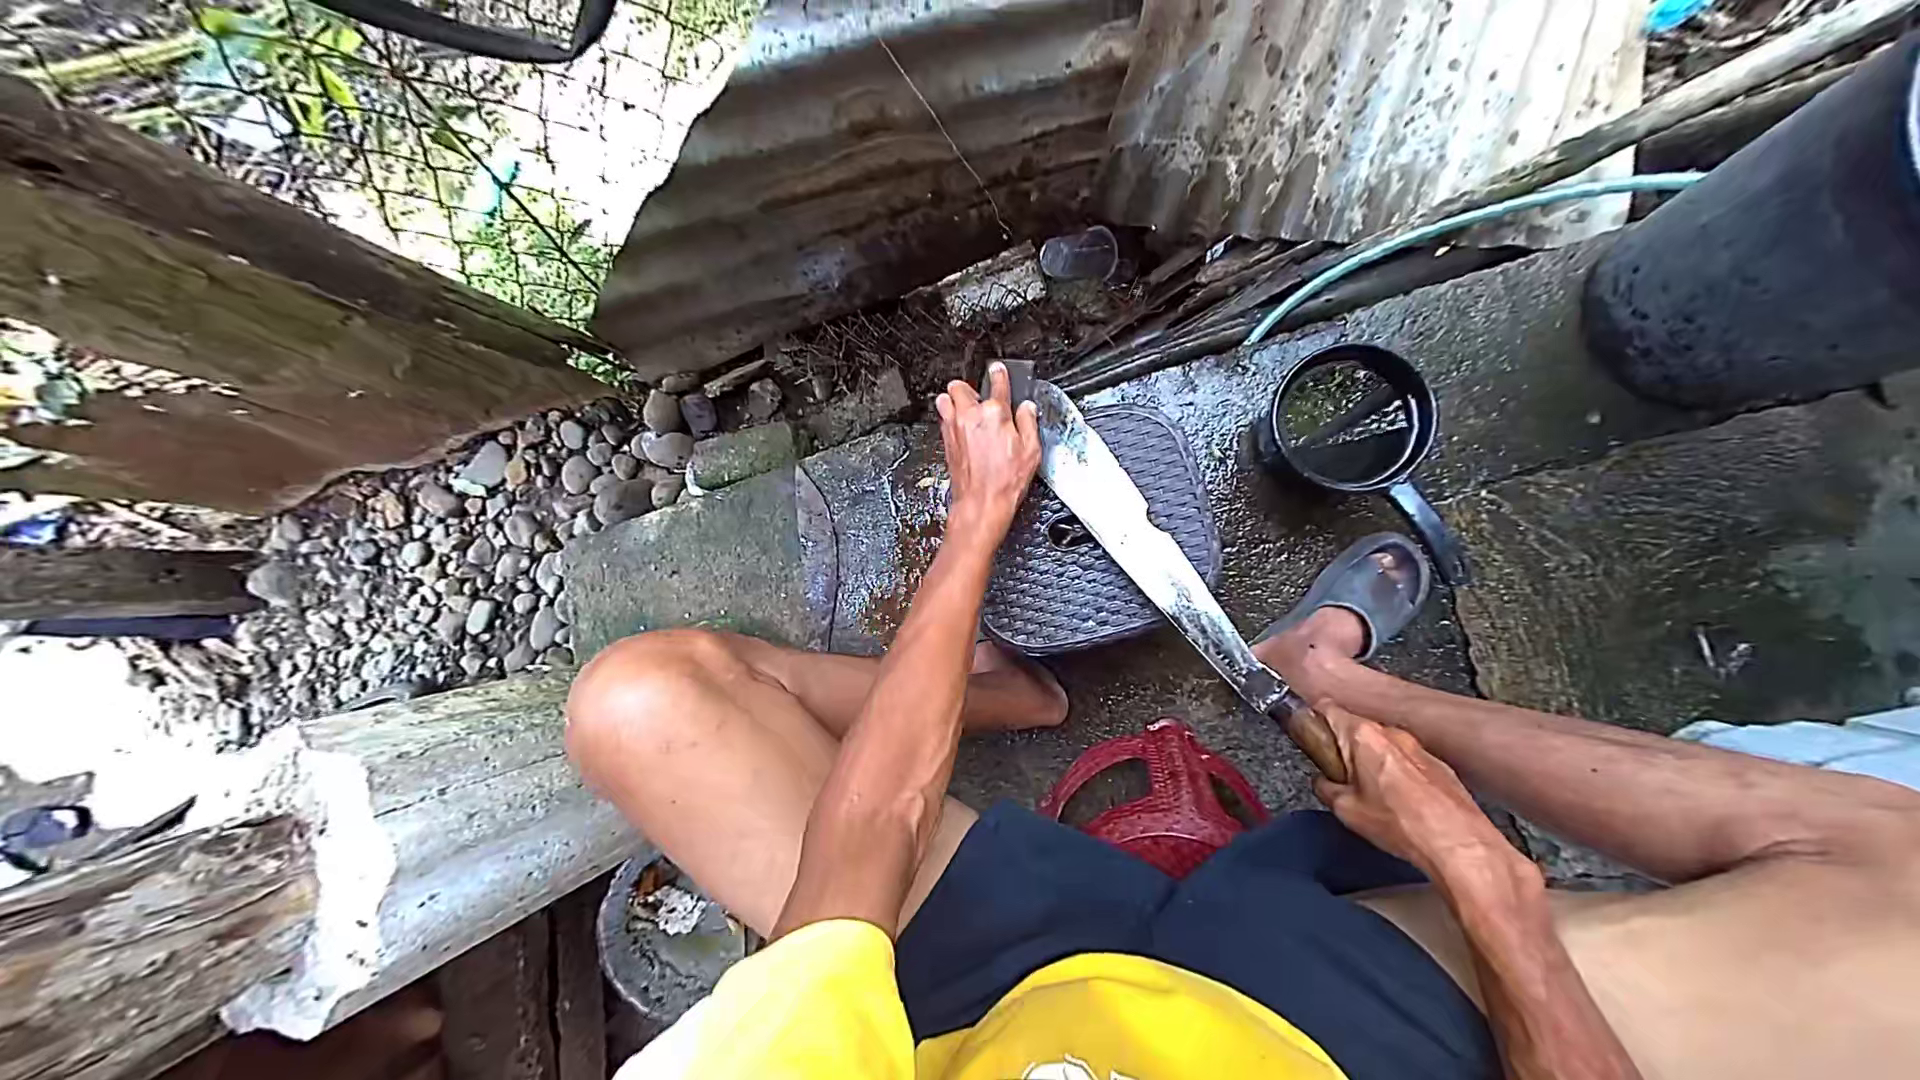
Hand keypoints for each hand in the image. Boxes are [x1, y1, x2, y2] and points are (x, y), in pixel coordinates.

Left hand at [937, 362, 1039, 545]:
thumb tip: (1027, 409)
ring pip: (945, 399)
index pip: (997, 383)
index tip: (998, 370)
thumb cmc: (1004, 481)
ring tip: (966, 407)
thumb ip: (1028, 423)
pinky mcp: (947, 442)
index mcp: (995, 413)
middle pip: (960, 386)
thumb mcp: (1031, 451)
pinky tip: (961, 426)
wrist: (981, 503)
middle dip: (970, 387)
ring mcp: (955, 428)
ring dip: (954, 400)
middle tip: (981, 396)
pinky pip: (943, 419)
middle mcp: (970, 416)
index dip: (999, 374)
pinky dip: (950, 417)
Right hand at [1311, 703, 1526, 882]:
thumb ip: (1324, 786)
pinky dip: (1400, 778)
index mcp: (1362, 734)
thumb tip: (1325, 783)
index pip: (1325, 708)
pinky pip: (1408, 763)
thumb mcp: (1343, 809)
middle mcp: (1391, 733)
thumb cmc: (1406, 825)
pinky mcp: (1440, 767)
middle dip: (1344, 750)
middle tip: (1340, 778)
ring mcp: (1419, 748)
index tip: (1309, 738)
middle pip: (1355, 728)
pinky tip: (1402, 807)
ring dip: (1373, 764)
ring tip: (1374, 798)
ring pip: (1383, 747)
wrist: (1461, 847)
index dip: (1312, 722)